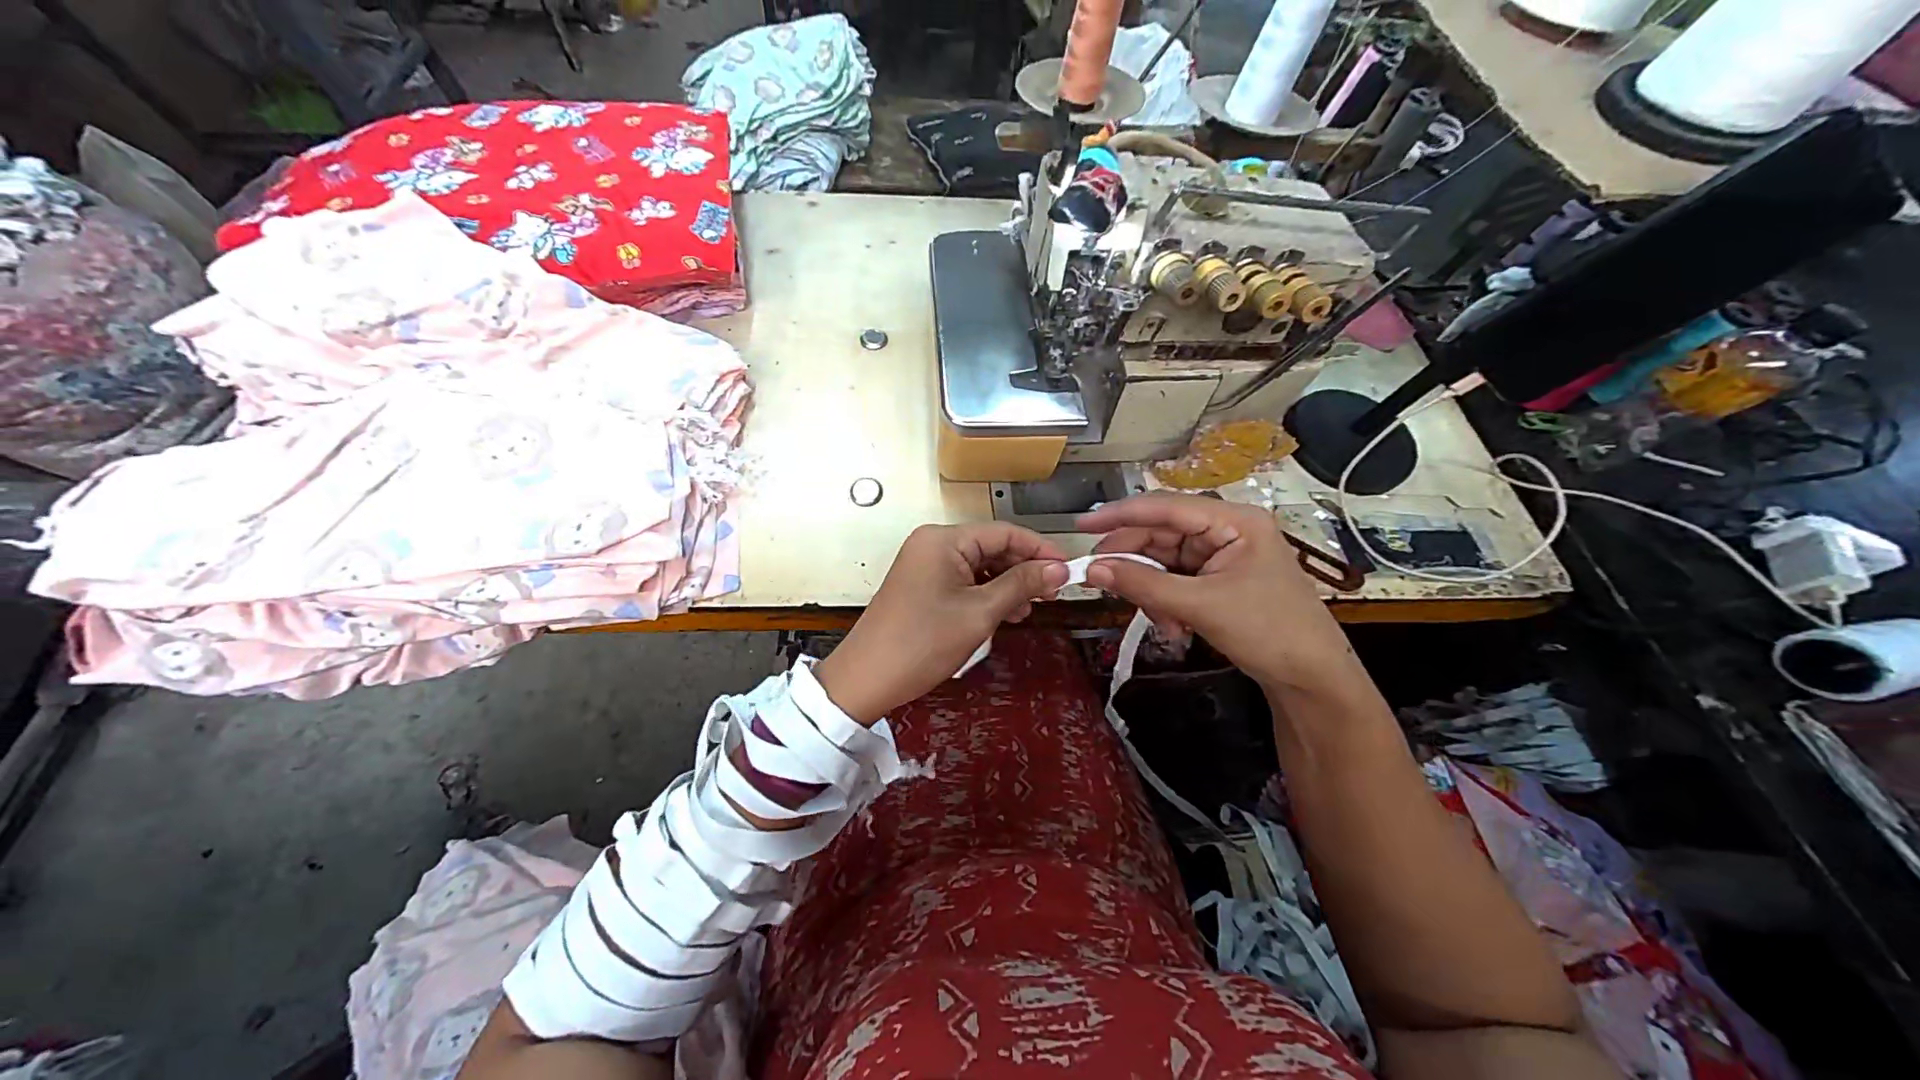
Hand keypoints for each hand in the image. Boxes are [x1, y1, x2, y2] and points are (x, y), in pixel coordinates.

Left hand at [814, 523, 1069, 722]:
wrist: (866, 679)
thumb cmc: (922, 643)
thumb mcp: (979, 613)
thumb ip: (1021, 585)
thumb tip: (1059, 569)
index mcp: (943, 539)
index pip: (1004, 532)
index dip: (1040, 549)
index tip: (1069, 569)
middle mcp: (932, 544)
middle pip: (992, 547)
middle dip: (1024, 569)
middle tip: (1054, 594)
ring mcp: (924, 565)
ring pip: (980, 566)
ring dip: (1007, 585)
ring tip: (1030, 609)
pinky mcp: (922, 586)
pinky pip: (963, 581)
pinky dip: (986, 595)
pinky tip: (1004, 614)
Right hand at [1078, 494, 1359, 692]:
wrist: (1311, 679)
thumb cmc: (1269, 631)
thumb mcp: (1200, 606)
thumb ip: (1144, 585)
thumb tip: (1094, 569)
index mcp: (1234, 521)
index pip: (1166, 507)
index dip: (1120, 514)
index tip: (1082, 525)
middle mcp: (1227, 531)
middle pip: (1162, 535)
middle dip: (1134, 563)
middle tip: (1099, 580)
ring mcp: (1223, 556)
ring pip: (1164, 561)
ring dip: (1151, 591)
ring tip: (1159, 623)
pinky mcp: (1218, 580)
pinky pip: (1175, 581)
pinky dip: (1164, 603)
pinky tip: (1172, 628)